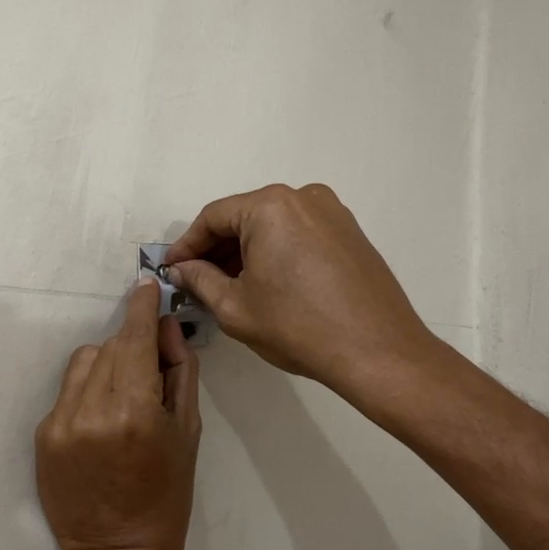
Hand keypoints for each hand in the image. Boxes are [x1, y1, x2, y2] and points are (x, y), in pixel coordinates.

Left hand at [34, 281, 202, 549]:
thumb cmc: (166, 497)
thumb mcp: (187, 433)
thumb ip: (179, 373)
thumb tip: (165, 327)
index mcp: (136, 411)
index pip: (135, 338)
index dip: (142, 308)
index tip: (146, 285)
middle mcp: (92, 410)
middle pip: (110, 347)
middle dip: (131, 346)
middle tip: (149, 371)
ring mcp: (61, 422)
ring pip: (85, 362)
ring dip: (106, 365)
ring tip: (123, 400)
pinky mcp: (43, 435)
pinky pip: (68, 391)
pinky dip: (87, 392)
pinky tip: (101, 423)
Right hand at [164, 183, 439, 397]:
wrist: (378, 352)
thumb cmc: (298, 327)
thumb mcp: (235, 308)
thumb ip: (200, 280)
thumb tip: (181, 269)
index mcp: (270, 206)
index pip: (212, 217)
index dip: (186, 245)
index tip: (171, 270)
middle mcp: (303, 197)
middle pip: (244, 216)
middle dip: (216, 248)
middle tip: (195, 281)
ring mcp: (332, 212)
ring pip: (272, 225)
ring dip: (246, 250)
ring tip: (229, 286)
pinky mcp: (350, 232)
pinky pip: (299, 233)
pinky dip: (276, 251)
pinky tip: (267, 284)